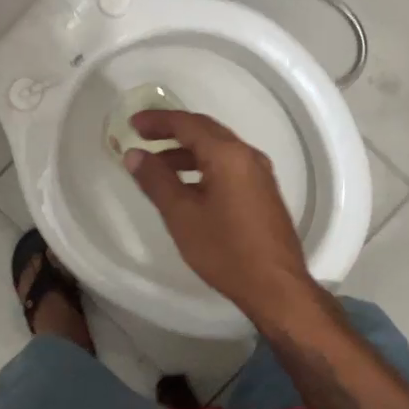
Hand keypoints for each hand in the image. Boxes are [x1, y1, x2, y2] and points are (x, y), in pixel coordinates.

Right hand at [124, 110, 312, 319]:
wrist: (275, 287)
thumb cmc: (225, 250)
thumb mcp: (181, 215)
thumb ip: (156, 180)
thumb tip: (134, 154)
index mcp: (228, 155)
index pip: (188, 124)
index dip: (158, 121)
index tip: (132, 124)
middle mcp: (247, 156)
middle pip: (205, 131)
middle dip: (172, 131)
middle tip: (142, 136)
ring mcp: (259, 174)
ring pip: (218, 150)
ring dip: (186, 152)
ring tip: (158, 167)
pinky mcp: (263, 193)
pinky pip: (228, 166)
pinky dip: (203, 166)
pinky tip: (187, 187)